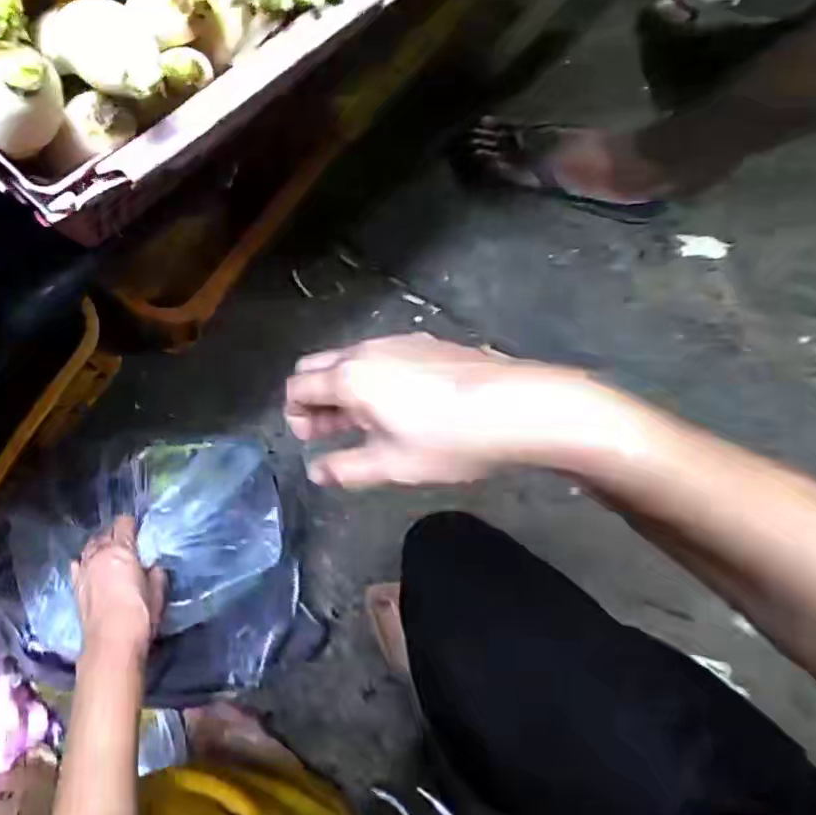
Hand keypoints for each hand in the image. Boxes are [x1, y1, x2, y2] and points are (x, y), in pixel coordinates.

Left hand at [71, 516, 165, 654]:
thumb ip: (155, 576)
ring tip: (106, 550)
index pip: (124, 524)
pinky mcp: (75, 584)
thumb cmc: (139, 616)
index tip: (137, 529)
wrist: (110, 643)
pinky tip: (87, 565)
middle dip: (114, 533)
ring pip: (89, 546)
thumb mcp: (156, 595)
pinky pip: (78, 563)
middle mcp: (100, 553)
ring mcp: (85, 568)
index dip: (131, 524)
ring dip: (98, 545)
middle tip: (124, 540)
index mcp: (122, 550)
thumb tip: (153, 567)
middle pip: (105, 532)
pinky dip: (83, 561)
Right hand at [285, 333, 642, 487]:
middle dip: (313, 397)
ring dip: (342, 388)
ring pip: (348, 359)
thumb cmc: (448, 439)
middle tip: (329, 430)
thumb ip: (345, 469)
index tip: (310, 440)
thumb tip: (315, 472)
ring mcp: (395, 342)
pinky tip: (401, 404)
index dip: (294, 415)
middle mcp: (363, 351)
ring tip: (365, 421)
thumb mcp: (393, 466)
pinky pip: (379, 356)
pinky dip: (370, 377)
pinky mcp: (424, 343)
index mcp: (347, 377)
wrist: (521, 405)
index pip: (297, 387)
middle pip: (316, 366)